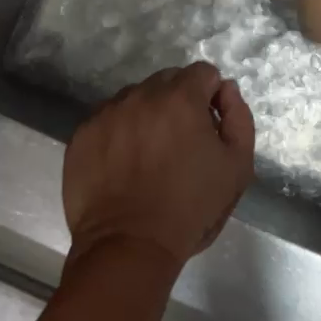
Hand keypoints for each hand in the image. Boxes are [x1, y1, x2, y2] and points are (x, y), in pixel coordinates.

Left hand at [62, 62, 254, 267]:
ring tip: (148, 157)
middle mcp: (140, 95)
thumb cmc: (190, 209)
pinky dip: (118, 134)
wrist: (129, 247)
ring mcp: (106, 113)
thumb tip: (225, 90)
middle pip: (167, 82)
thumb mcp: (236, 167)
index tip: (208, 128)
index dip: (211, 97)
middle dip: (179, 103)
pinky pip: (107, 120)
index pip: (203, 73)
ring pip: (135, 99)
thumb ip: (239, 118)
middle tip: (180, 144)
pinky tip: (123, 166)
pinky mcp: (82, 135)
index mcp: (181, 98)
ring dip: (146, 116)